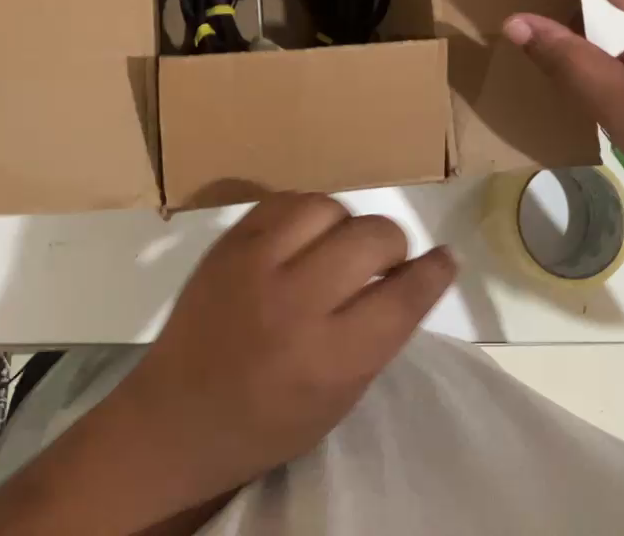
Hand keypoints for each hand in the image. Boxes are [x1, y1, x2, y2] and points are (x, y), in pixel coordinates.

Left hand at [107, 194, 454, 509]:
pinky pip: (285, 200)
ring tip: (339, 247)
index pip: (403, 295)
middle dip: (392, 246)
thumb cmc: (267, 422)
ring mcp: (256, 264)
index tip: (445, 259)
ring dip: (347, 225)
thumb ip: (377, 337)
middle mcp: (296, 302)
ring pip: (329, 207)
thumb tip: (413, 278)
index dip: (434, 272)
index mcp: (331, 357)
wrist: (178, 415)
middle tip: (383, 263)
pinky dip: (307, 213)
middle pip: (372, 237)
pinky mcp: (229, 243)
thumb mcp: (339, 399)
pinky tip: (306, 235)